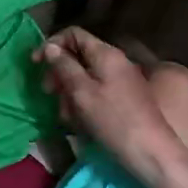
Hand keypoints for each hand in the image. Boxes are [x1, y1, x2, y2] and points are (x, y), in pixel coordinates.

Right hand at [33, 27, 187, 183]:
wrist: (151, 153)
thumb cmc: (113, 120)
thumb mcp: (81, 92)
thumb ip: (64, 66)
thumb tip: (50, 47)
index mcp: (106, 54)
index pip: (74, 34)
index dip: (52, 44)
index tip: (36, 64)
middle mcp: (116, 61)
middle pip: (79, 56)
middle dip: (59, 72)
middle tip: (48, 93)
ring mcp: (122, 81)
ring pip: (86, 77)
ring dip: (70, 92)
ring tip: (66, 115)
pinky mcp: (124, 99)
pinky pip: (97, 92)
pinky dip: (84, 103)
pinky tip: (79, 123)